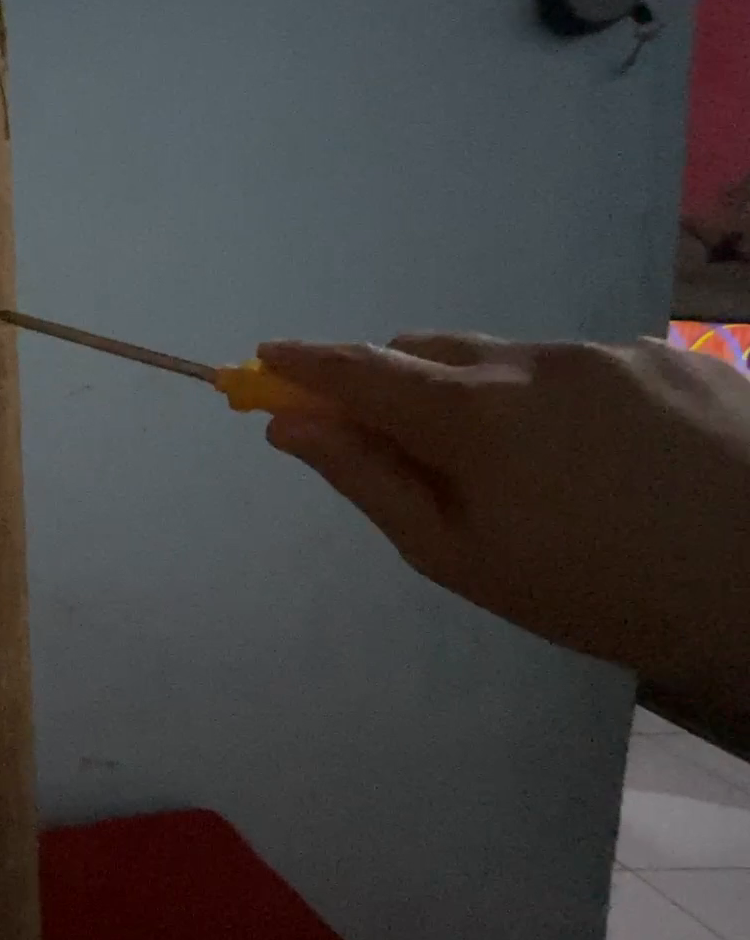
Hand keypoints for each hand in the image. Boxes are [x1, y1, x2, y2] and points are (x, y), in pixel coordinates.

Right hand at [259, 334, 749, 686]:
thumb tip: (287, 426)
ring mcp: (612, 352)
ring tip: (522, 463)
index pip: (359, 369)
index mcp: (474, 411)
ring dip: (472, 390)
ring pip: (498, 356)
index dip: (302, 362)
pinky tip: (596, 453)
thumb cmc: (597, 590)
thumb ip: (363, 478)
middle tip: (397, 438)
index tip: (262, 358)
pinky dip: (545, 394)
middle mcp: (536, 361)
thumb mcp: (453, 552)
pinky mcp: (677, 354)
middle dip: (389, 381)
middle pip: (422, 349)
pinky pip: (571, 363)